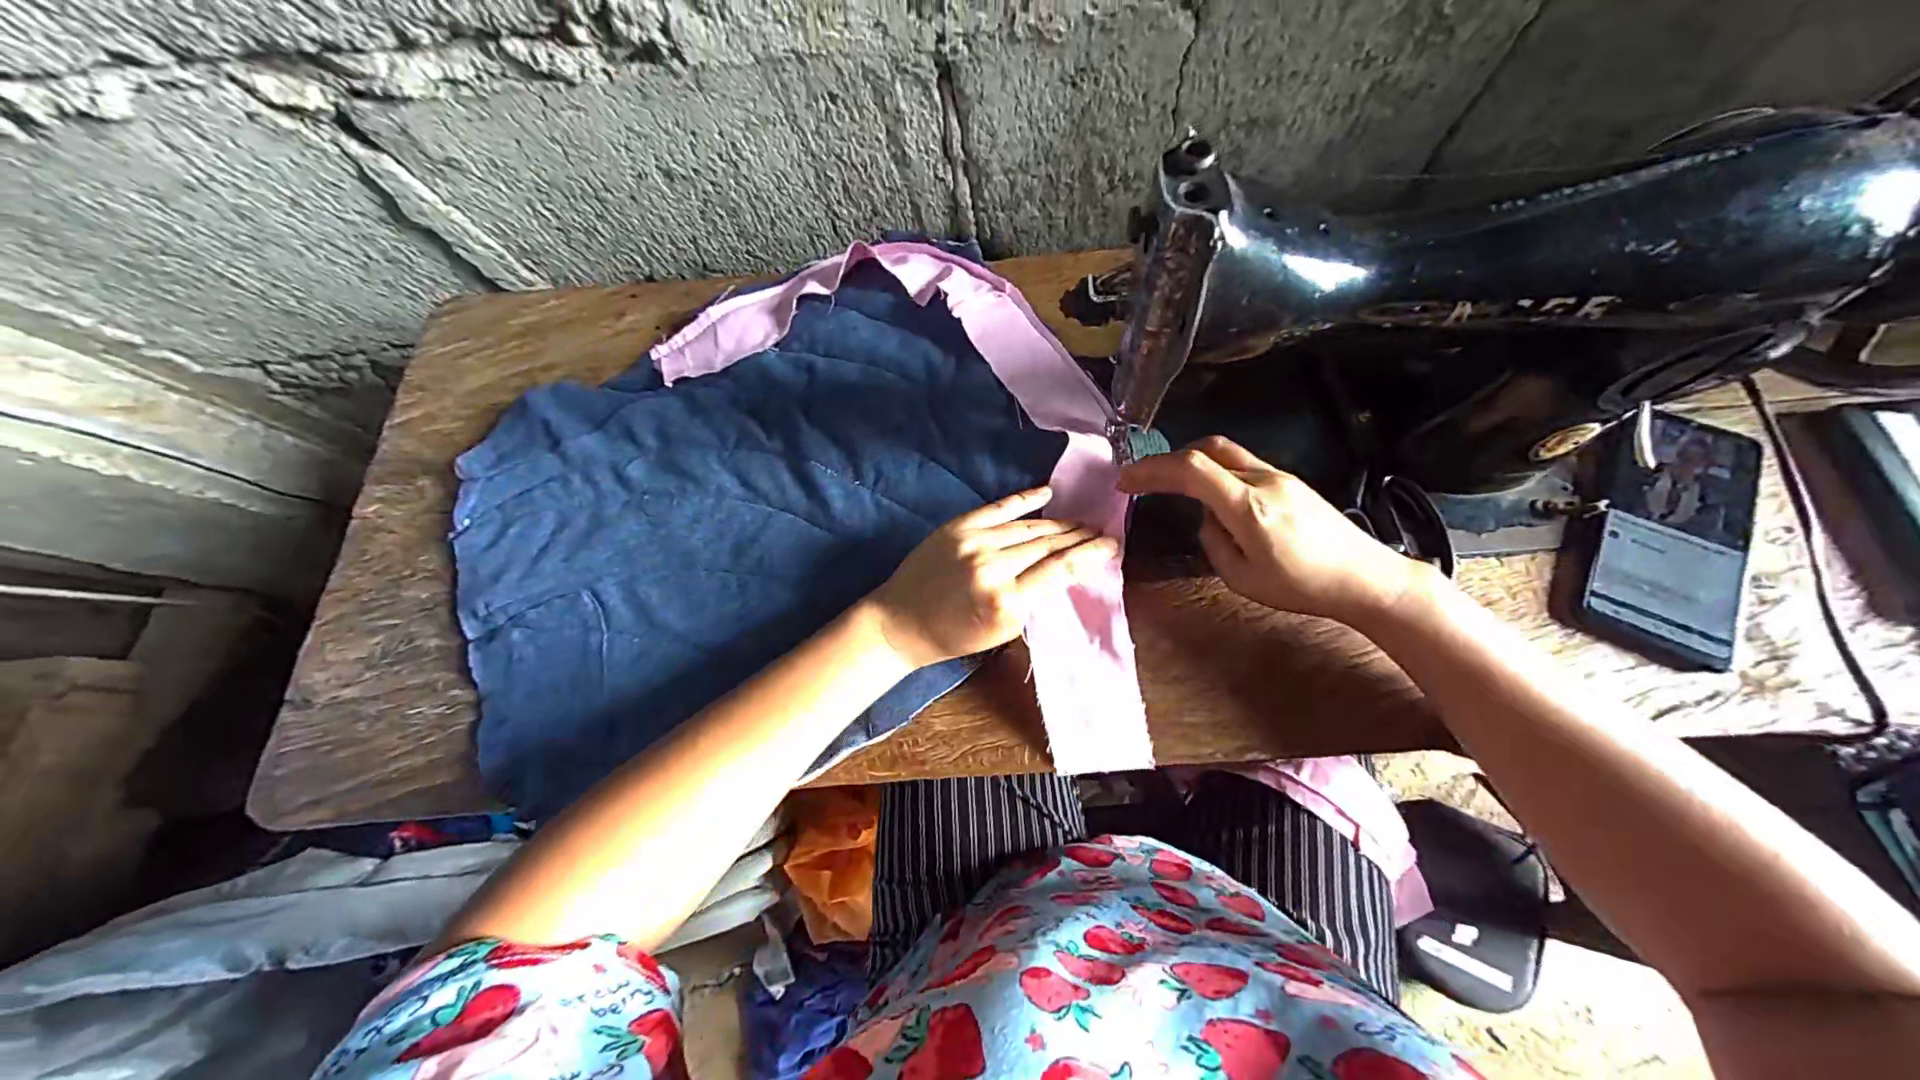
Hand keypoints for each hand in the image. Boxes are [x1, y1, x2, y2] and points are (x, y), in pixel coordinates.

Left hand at [867, 487, 1120, 666]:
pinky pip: (999, 508)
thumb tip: (1064, 571)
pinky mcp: (958, 526)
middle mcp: (993, 567)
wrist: (902, 621)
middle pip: (1048, 544)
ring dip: (1058, 522)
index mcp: (1007, 602)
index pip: (1060, 570)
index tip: (1111, 544)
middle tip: (1100, 529)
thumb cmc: (954, 635)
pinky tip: (1047, 492)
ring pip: (1028, 526)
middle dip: (1078, 536)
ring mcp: (974, 542)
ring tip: (1080, 521)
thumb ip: (1033, 600)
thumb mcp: (1002, 631)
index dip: (1090, 554)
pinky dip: (1025, 499)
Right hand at [1117, 436, 1435, 625]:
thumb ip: (1213, 541)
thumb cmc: (1304, 587)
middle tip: (1144, 479)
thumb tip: (1206, 518)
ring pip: (1225, 453)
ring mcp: (1280, 476)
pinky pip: (1242, 465)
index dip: (1151, 470)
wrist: (1366, 578)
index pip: (1190, 469)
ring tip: (1173, 487)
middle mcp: (1264, 480)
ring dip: (1192, 464)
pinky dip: (1215, 472)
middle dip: (1167, 459)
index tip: (1126, 481)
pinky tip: (1212, 496)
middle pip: (1206, 449)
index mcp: (1248, 506)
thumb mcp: (1243, 578)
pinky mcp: (1290, 482)